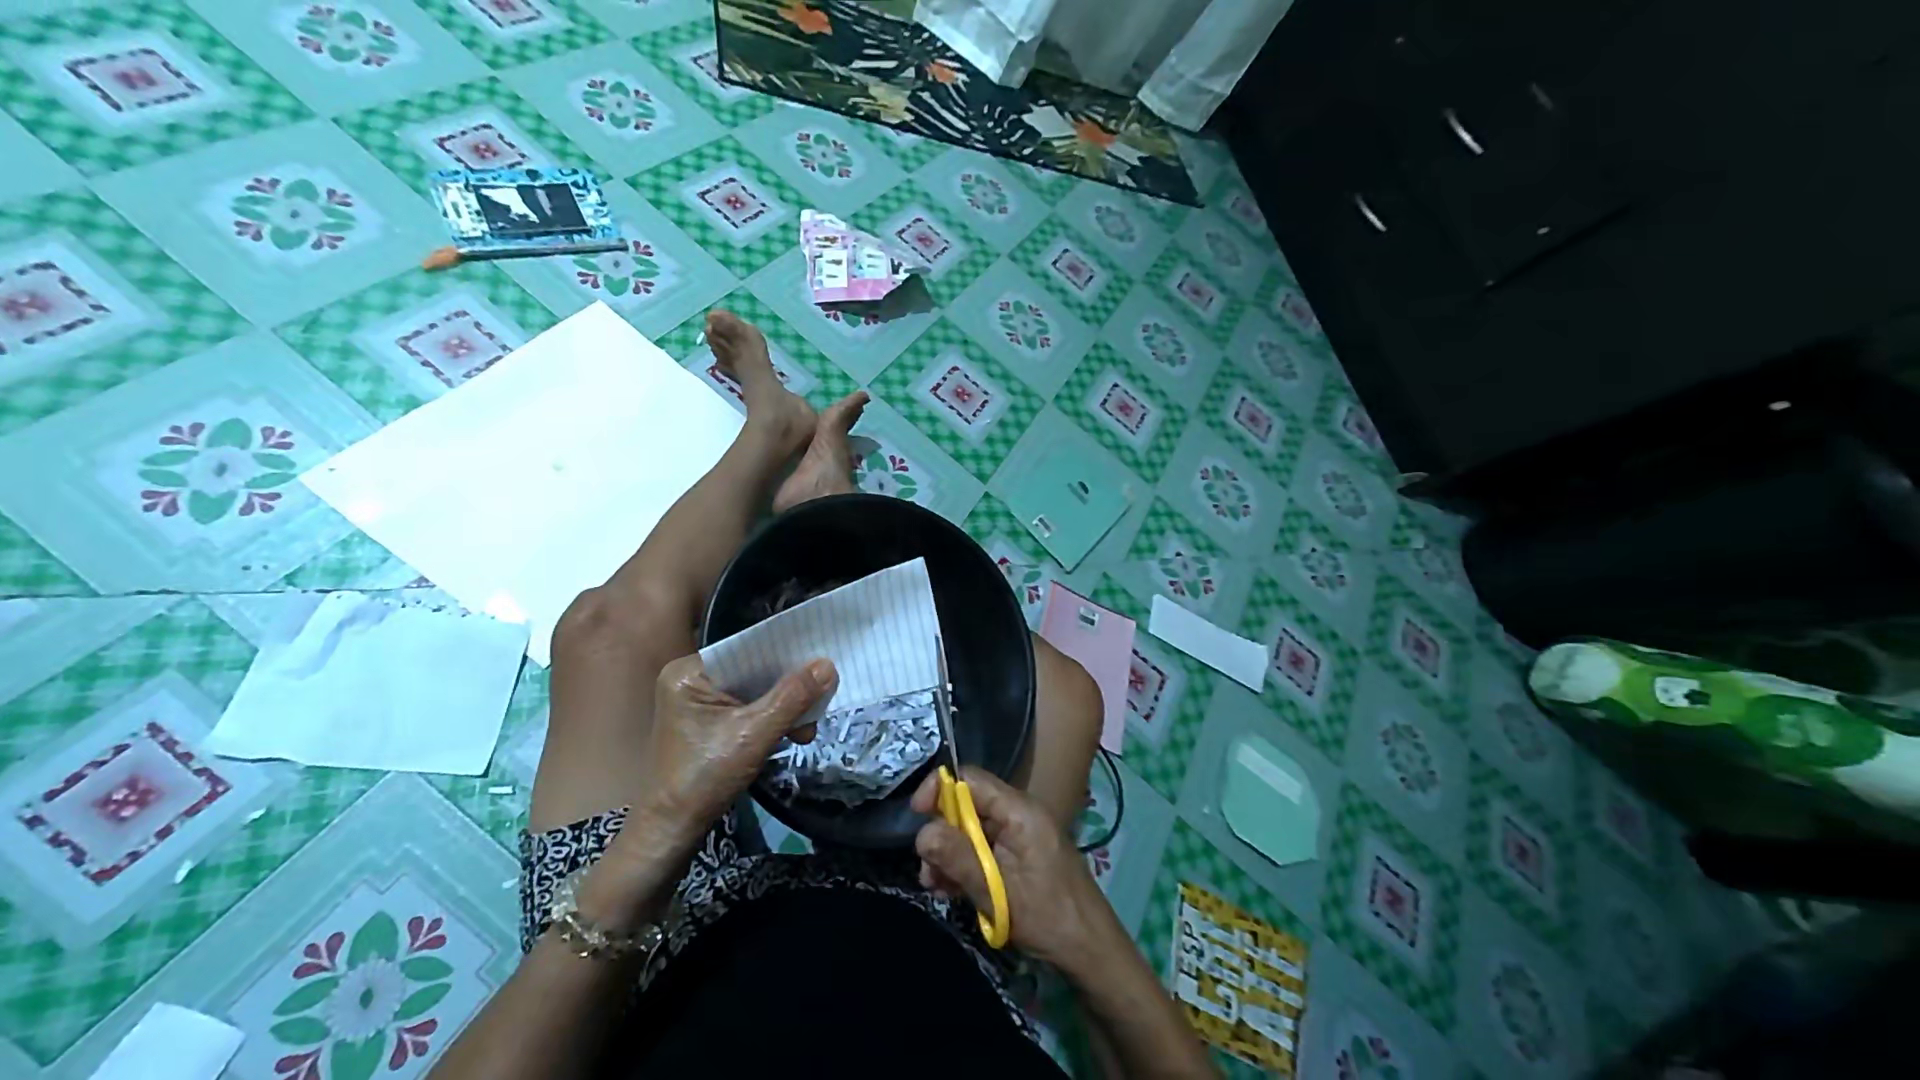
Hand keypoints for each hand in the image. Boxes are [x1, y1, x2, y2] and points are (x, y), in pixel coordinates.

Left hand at [636, 654, 836, 847]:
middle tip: (819, 700)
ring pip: (756, 689)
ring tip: (806, 728)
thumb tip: (828, 665)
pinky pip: (750, 706)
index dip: (784, 651)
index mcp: (689, 672)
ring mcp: (700, 702)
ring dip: (785, 706)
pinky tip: (794, 732)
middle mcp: (692, 679)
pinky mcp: (710, 722)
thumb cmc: (705, 777)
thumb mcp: (754, 734)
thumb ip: (792, 697)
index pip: (746, 647)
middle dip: (789, 687)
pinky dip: (773, 717)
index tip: (820, 659)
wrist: (673, 830)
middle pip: (753, 668)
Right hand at [912, 766, 1111, 968]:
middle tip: (928, 872)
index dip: (940, 790)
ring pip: (972, 831)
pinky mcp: (1019, 856)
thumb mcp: (996, 890)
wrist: (1091, 950)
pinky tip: (953, 891)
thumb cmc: (1048, 916)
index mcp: (1019, 810)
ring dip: (950, 856)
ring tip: (938, 889)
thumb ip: (958, 858)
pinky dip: (966, 866)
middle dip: (942, 835)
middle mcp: (1019, 814)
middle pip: (967, 807)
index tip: (917, 816)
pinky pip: (984, 849)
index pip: (971, 779)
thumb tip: (922, 832)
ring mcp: (1020, 836)